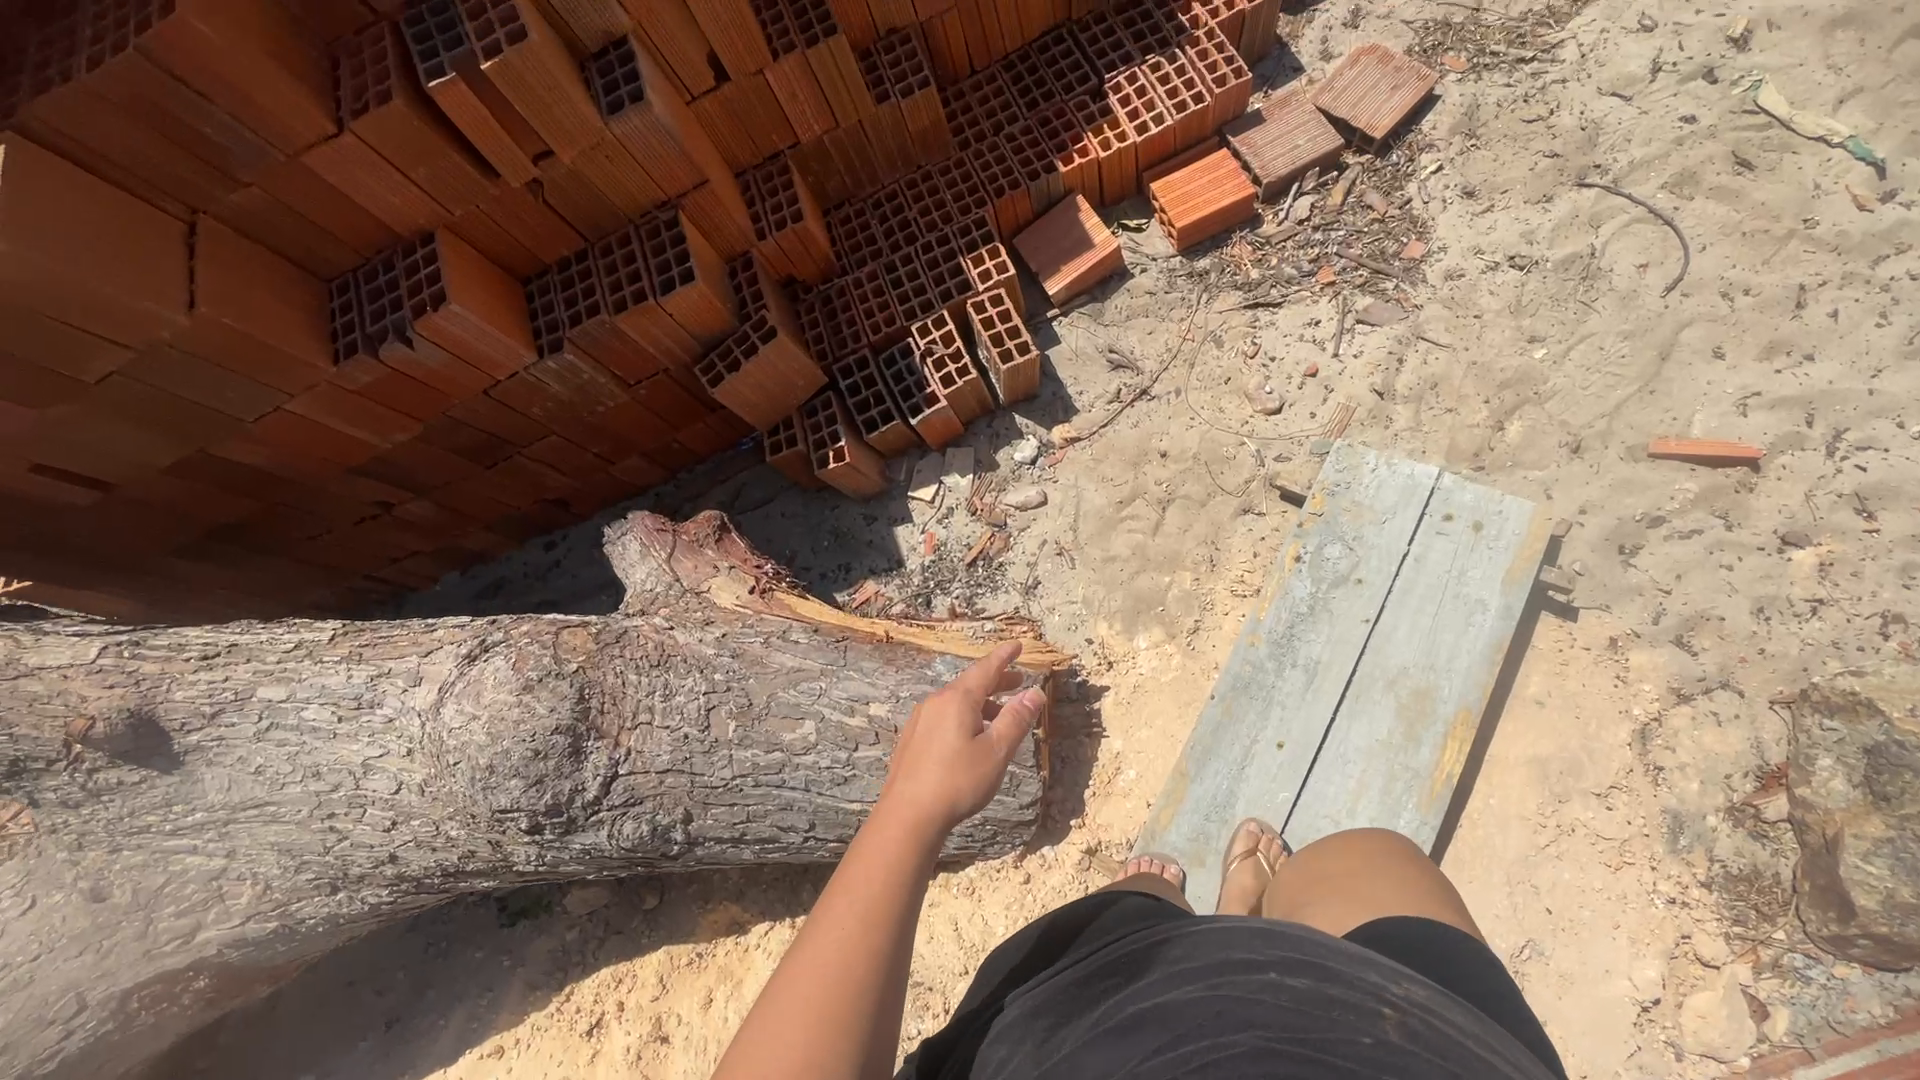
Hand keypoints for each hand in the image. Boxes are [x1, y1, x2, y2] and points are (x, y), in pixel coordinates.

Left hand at [878, 641, 1046, 836]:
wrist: (908, 815)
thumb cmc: (957, 782)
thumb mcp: (995, 751)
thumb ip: (1016, 720)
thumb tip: (1034, 692)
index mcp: (957, 700)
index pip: (985, 669)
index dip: (1004, 656)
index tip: (1018, 645)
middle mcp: (936, 702)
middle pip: (970, 684)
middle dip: (996, 681)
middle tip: (1017, 680)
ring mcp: (921, 720)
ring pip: (956, 702)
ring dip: (981, 702)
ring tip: (1000, 713)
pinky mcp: (913, 739)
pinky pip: (944, 716)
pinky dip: (965, 716)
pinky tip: (971, 736)